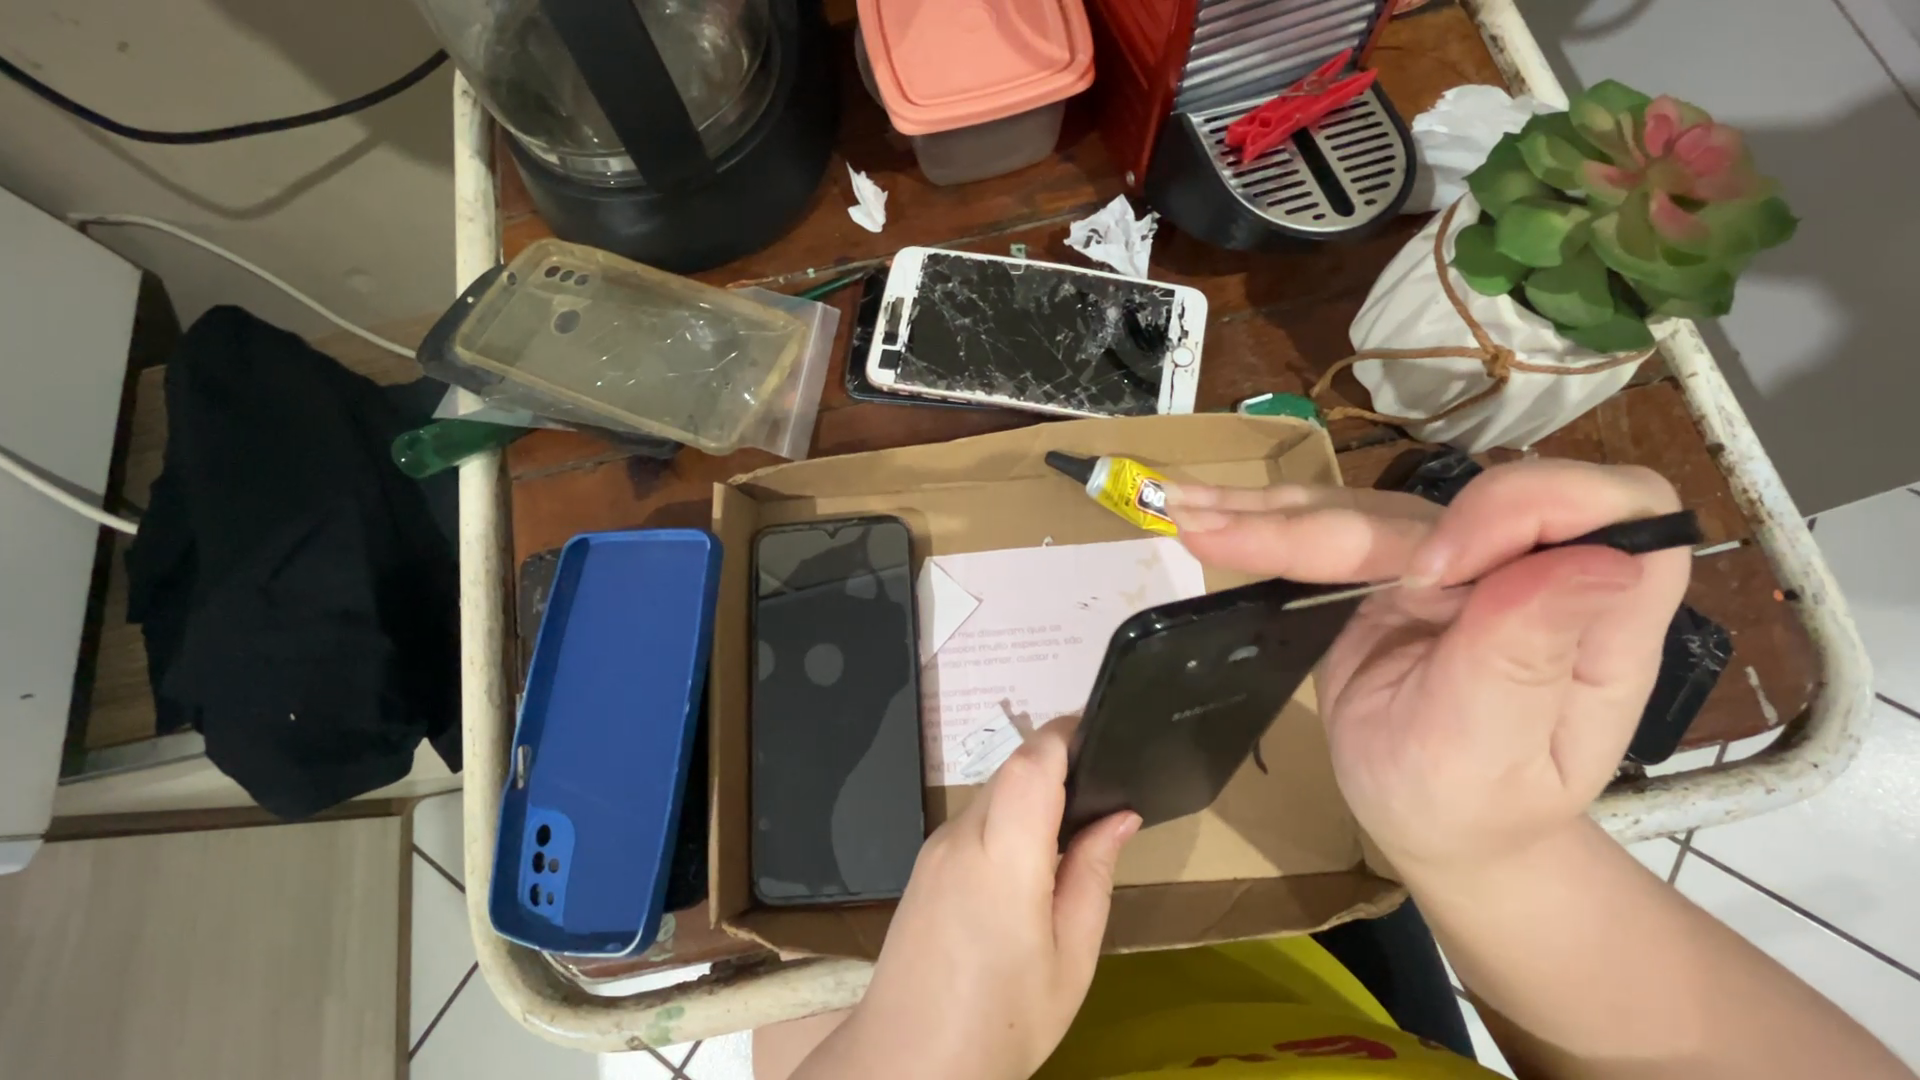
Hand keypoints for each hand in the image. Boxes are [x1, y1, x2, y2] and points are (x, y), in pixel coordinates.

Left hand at [796, 721, 1139, 1079]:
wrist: (907, 1061)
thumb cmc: (1001, 1019)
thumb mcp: (1070, 958)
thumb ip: (1092, 875)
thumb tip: (1120, 816)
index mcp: (1003, 856)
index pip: (1030, 762)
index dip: (1064, 734)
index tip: (1100, 731)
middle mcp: (961, 837)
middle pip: (1010, 771)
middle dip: (1054, 764)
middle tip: (1100, 788)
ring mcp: (935, 848)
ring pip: (990, 793)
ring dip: (1029, 794)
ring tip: (1071, 830)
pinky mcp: (924, 864)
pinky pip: (972, 821)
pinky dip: (1005, 820)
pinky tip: (1028, 861)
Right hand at [1168, 461, 1689, 876]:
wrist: (1430, 817)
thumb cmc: (1468, 805)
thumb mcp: (1493, 751)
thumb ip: (1525, 657)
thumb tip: (1592, 558)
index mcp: (1593, 611)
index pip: (1600, 506)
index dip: (1514, 512)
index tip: (1425, 576)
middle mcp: (1522, 565)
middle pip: (1438, 496)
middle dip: (1320, 516)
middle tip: (1218, 533)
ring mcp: (1446, 557)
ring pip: (1361, 504)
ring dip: (1266, 510)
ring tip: (1187, 511)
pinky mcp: (1383, 563)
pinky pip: (1323, 527)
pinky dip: (1258, 522)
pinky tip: (1201, 511)